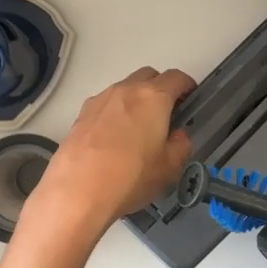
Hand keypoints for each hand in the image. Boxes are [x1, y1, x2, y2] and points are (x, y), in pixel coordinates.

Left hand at [27, 67, 195, 238]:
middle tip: (166, 113)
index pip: (177, 78)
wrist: (76, 192)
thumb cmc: (130, 177)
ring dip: (135, 100)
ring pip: (125, 89)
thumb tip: (178, 135)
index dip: (187, 86)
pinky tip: (112, 140)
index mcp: (154, 97)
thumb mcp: (169, 168)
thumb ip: (181, 145)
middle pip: (149, 76)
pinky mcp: (81, 114)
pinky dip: (115, 113)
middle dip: (161, 88)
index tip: (190, 98)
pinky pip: (105, 105)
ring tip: (137, 129)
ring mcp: (100, 100)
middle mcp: (126, 90)